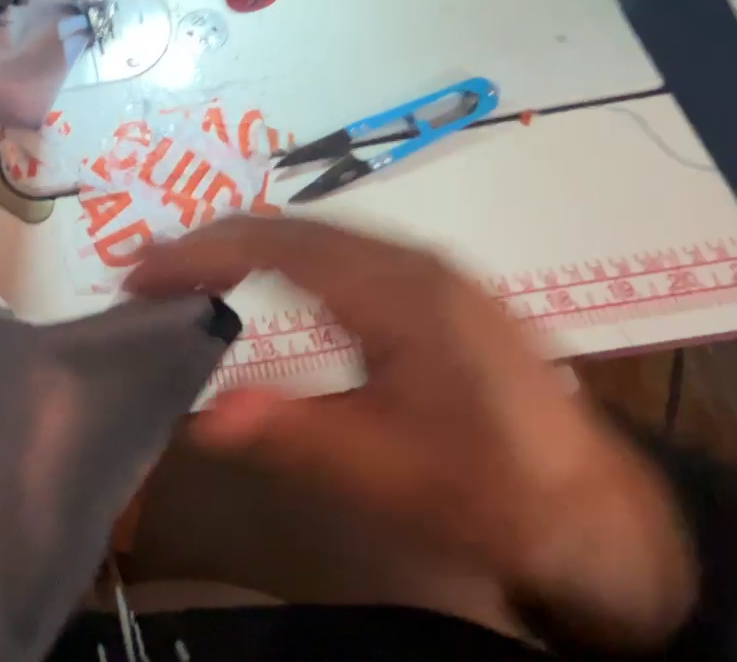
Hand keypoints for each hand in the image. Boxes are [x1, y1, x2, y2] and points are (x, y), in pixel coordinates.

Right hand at [125, 215, 696, 652]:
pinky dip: (276, 255)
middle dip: (206, 243)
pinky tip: (256, 278)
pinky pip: (334, 248)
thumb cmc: (493, 493)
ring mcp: (424, 268)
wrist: (599, 511)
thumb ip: (294, 436)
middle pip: (287, 226)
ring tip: (181, 273)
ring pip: (309, 232)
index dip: (196, 254)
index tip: (136, 276)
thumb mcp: (390, 476)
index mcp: (399, 293)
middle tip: (143, 274)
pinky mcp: (430, 285)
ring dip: (238, 245)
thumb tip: (199, 416)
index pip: (274, 246)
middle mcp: (410, 261)